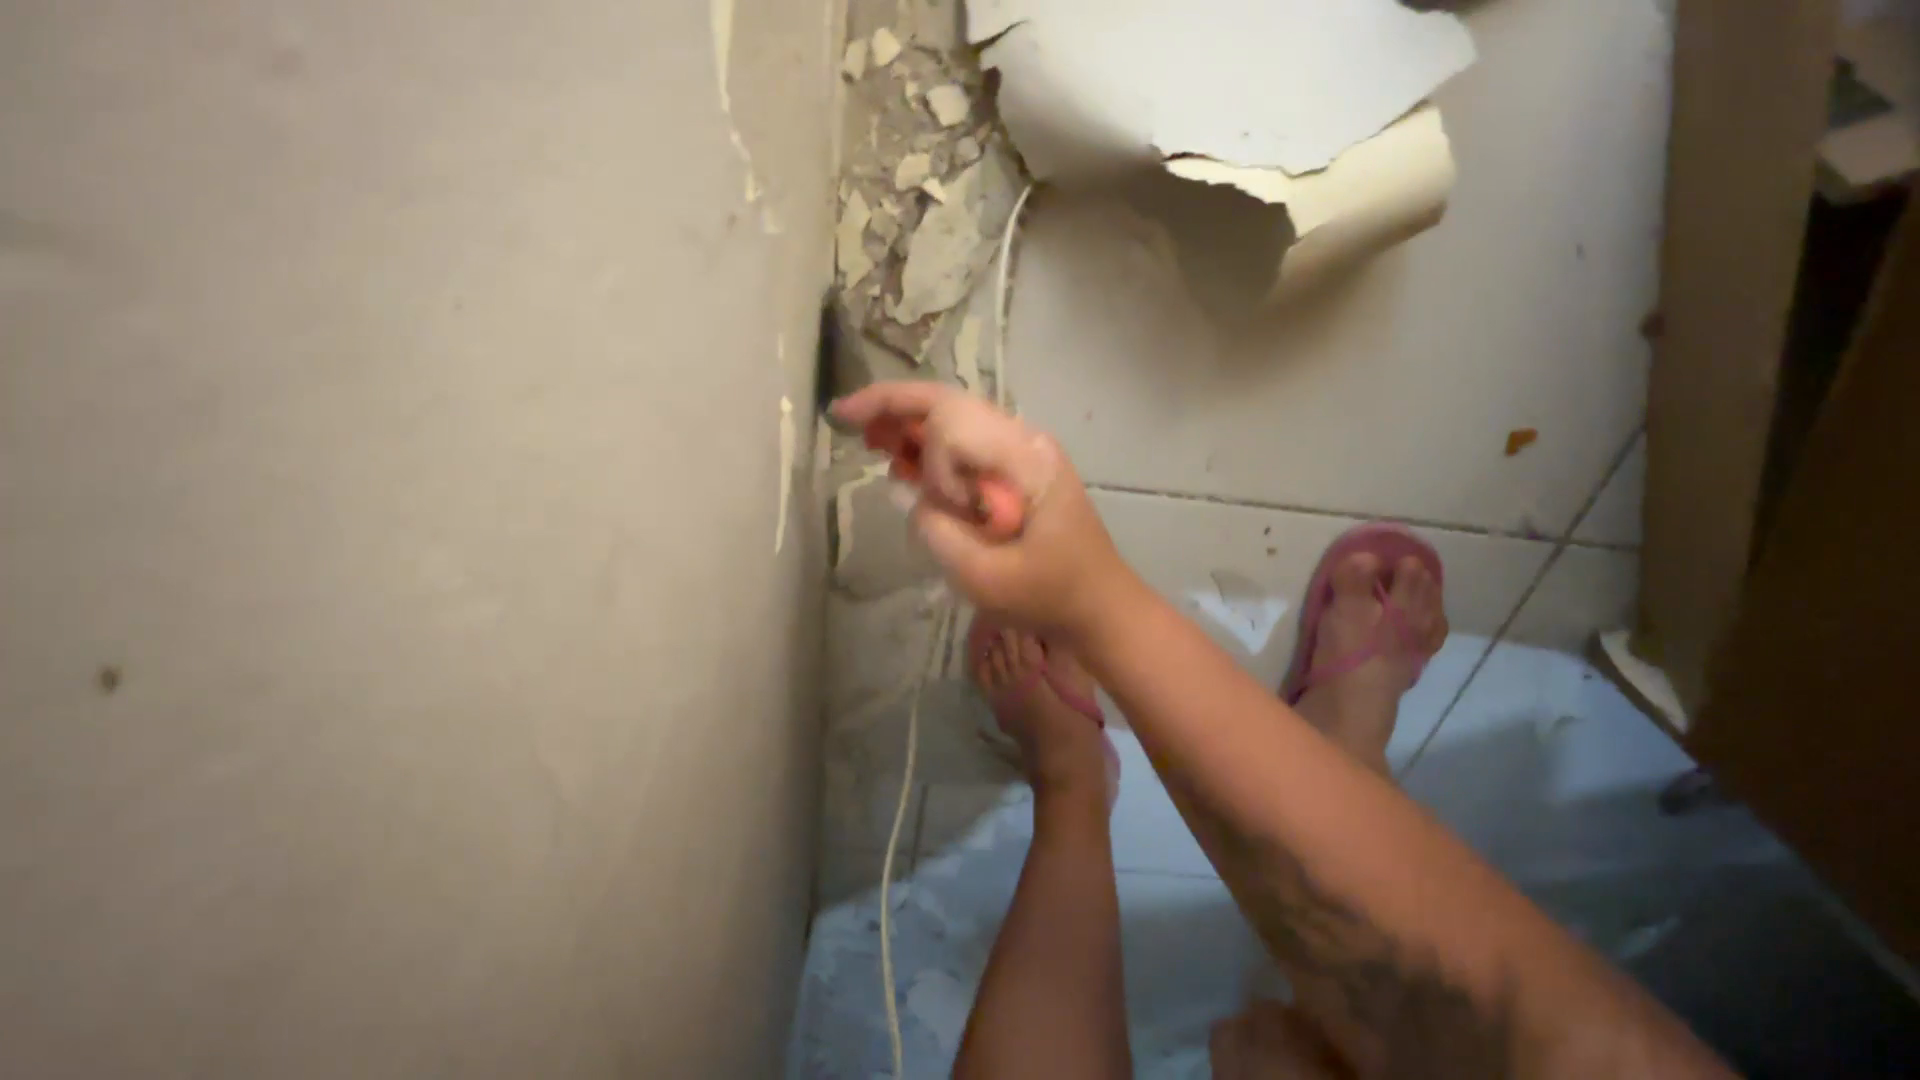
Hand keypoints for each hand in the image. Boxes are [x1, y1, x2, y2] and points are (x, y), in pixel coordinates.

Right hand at [831, 381, 1135, 635]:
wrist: (1100, 607)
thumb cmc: (1049, 597)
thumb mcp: (984, 578)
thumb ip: (938, 532)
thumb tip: (914, 497)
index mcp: (1024, 459)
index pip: (952, 420)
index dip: (921, 450)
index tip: (922, 495)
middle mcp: (1025, 440)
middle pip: (950, 403)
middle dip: (895, 405)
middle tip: (846, 417)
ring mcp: (1024, 452)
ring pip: (956, 417)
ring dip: (910, 421)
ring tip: (867, 434)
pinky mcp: (1019, 470)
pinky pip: (968, 442)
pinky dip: (931, 444)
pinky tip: (903, 455)